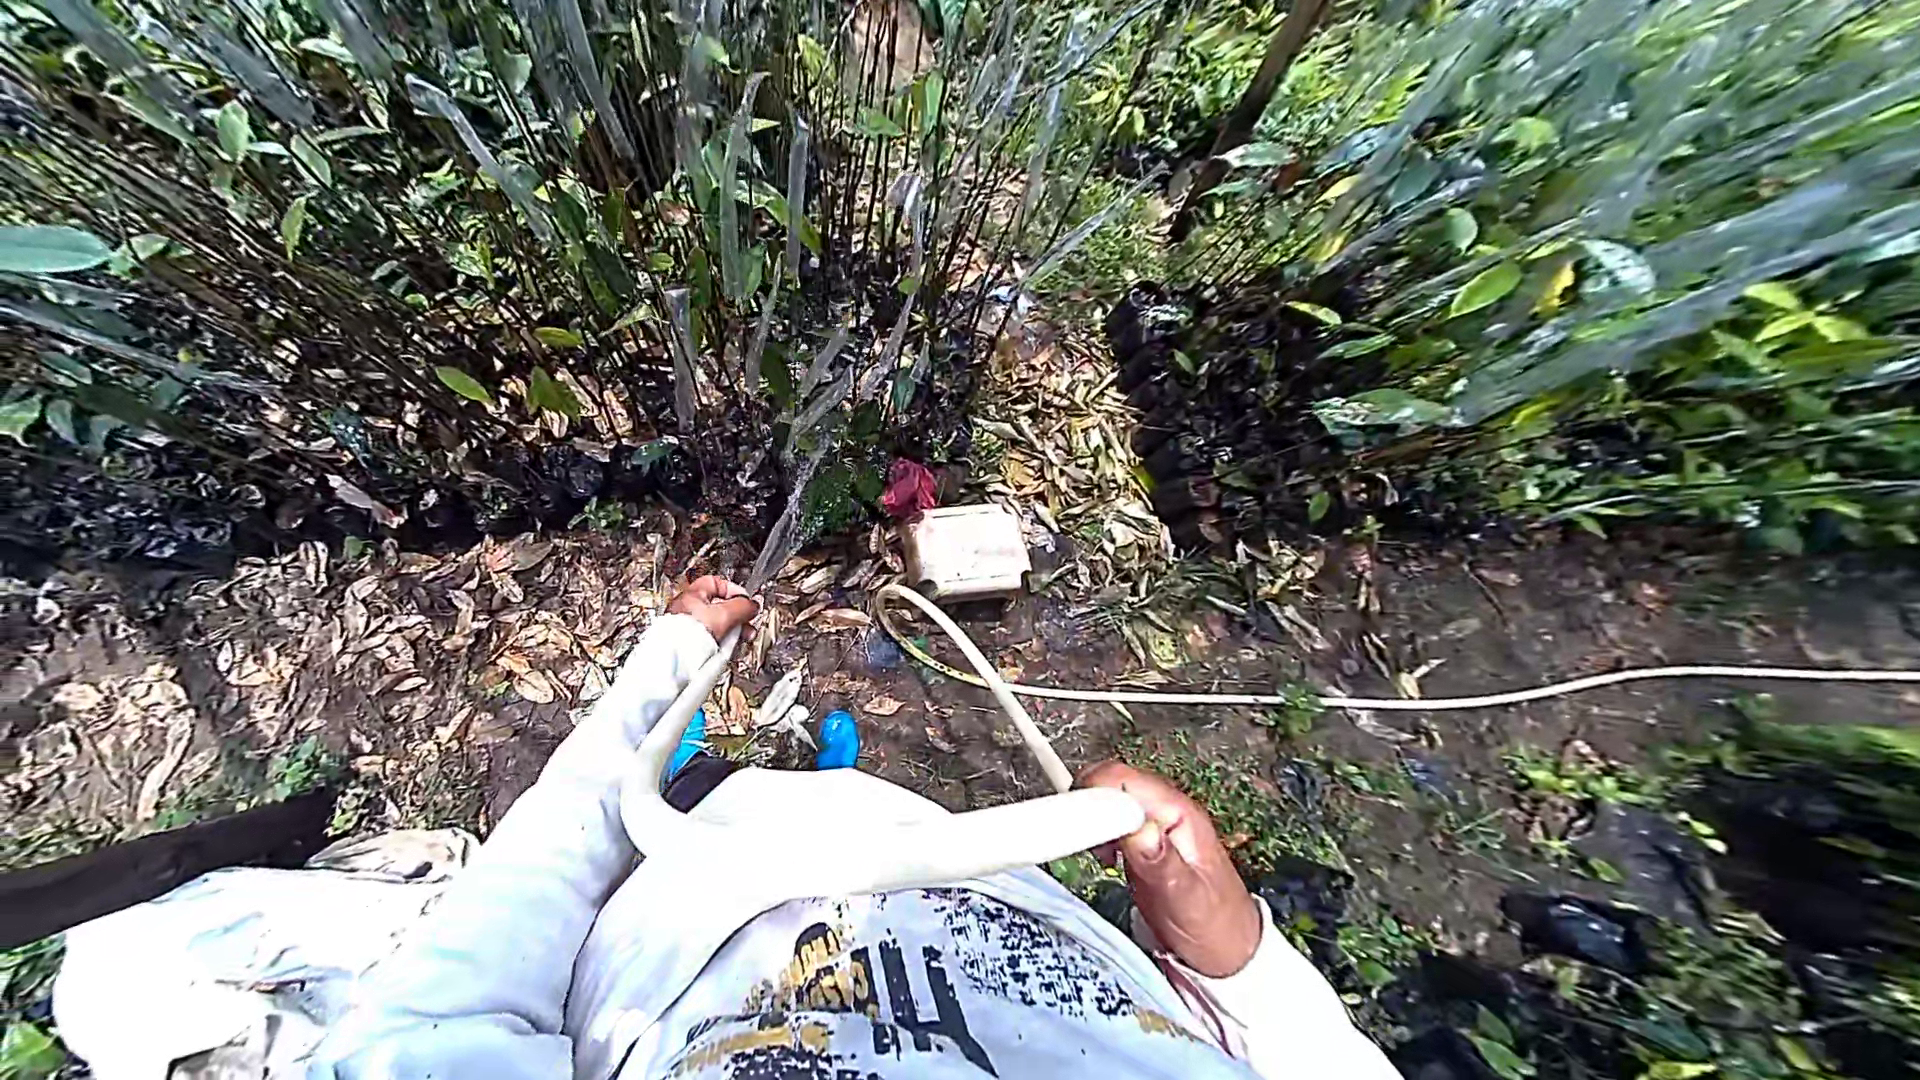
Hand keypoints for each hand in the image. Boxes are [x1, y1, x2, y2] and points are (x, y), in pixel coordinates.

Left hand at [667, 575, 759, 642]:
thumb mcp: (727, 614)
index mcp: (691, 595)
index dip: (734, 591)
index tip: (745, 601)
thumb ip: (744, 606)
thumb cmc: (693, 635)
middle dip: (737, 617)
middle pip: (720, 607)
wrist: (678, 662)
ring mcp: (687, 629)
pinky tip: (728, 650)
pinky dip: (722, 644)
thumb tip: (754, 604)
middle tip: (747, 625)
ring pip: (718, 626)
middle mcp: (686, 610)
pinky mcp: (690, 647)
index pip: (717, 583)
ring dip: (732, 632)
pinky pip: (712, 641)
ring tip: (740, 640)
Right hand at [1078, 760, 1262, 976]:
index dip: (1095, 794)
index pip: (1124, 779)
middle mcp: (1165, 808)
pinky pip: (1109, 816)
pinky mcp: (1141, 837)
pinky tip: (1104, 856)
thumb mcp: (1187, 899)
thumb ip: (1161, 862)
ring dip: (1091, 816)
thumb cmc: (1215, 928)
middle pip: (1111, 780)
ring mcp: (1153, 821)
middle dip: (1089, 802)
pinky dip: (1097, 829)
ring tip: (1098, 852)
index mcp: (1179, 811)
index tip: (1081, 824)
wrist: (1228, 955)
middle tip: (1085, 839)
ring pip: (1106, 796)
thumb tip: (1139, 828)